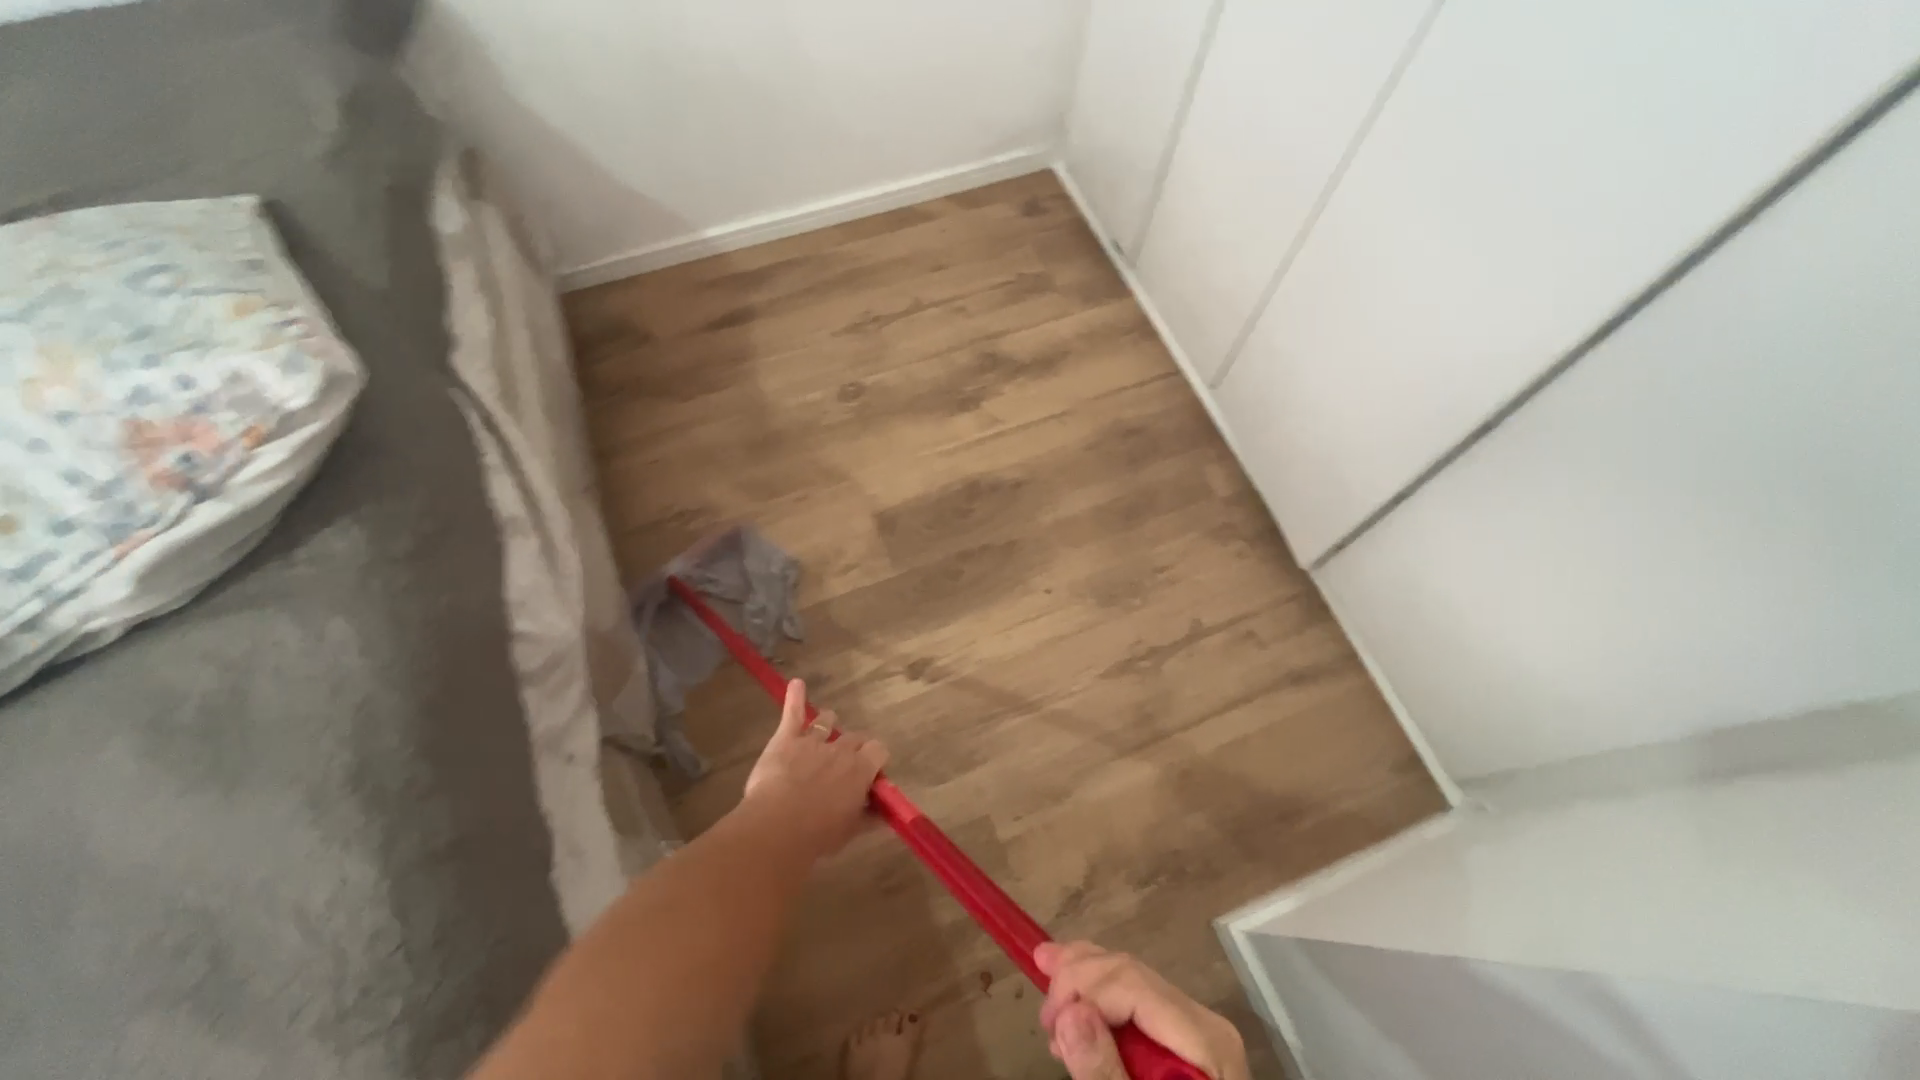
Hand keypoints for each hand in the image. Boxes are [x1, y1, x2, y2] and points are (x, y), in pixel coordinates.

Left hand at [741, 679, 887, 859]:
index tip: (869, 774)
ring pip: (827, 721)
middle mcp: (841, 749)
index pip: (879, 750)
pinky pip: (793, 712)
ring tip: (826, 726)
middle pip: (855, 736)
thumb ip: (869, 818)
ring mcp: (812, 741)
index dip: (875, 759)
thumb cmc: (817, 834)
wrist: (778, 826)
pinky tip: (796, 684)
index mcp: (861, 770)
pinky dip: (795, 697)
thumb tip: (885, 815)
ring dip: (828, 723)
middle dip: (853, 746)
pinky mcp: (786, 739)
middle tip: (844, 763)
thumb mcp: (850, 831)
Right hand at [1036, 942, 1248, 1079]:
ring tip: (1047, 968)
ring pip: (1132, 978)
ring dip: (1086, 977)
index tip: (1047, 1027)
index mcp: (1204, 1042)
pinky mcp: (1184, 1041)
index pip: (1133, 985)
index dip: (1084, 990)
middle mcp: (1203, 1023)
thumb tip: (1071, 1013)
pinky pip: (1137, 998)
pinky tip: (1076, 989)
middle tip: (1040, 1004)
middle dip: (1080, 977)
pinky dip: (1101, 992)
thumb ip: (1105, 1075)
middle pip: (1131, 974)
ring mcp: (1195, 1029)